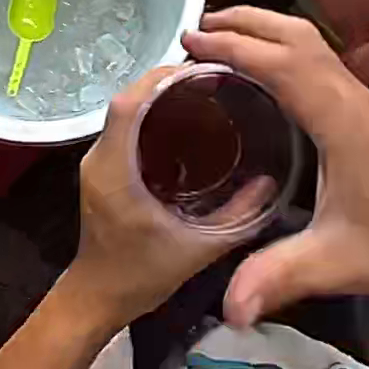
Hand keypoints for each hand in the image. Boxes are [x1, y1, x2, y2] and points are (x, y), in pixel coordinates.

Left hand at [62, 65, 275, 331]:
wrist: (99, 298)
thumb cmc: (140, 275)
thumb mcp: (197, 249)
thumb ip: (236, 218)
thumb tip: (270, 183)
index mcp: (113, 169)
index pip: (128, 104)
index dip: (160, 78)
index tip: (200, 70)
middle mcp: (100, 157)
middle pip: (128, 99)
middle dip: (166, 80)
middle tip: (211, 78)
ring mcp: (99, 160)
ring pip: (127, 109)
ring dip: (160, 94)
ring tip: (203, 91)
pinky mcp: (105, 167)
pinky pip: (127, 125)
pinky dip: (153, 113)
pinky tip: (187, 120)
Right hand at [183, 8, 368, 325]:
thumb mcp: (337, 264)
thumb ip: (279, 277)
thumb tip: (226, 309)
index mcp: (344, 122)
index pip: (284, 64)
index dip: (236, 47)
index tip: (192, 40)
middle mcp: (353, 98)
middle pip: (299, 36)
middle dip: (249, 21)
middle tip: (200, 26)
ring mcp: (363, 100)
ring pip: (312, 44)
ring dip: (267, 30)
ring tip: (224, 35)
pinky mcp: (365, 111)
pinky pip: (318, 62)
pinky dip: (284, 50)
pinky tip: (265, 69)